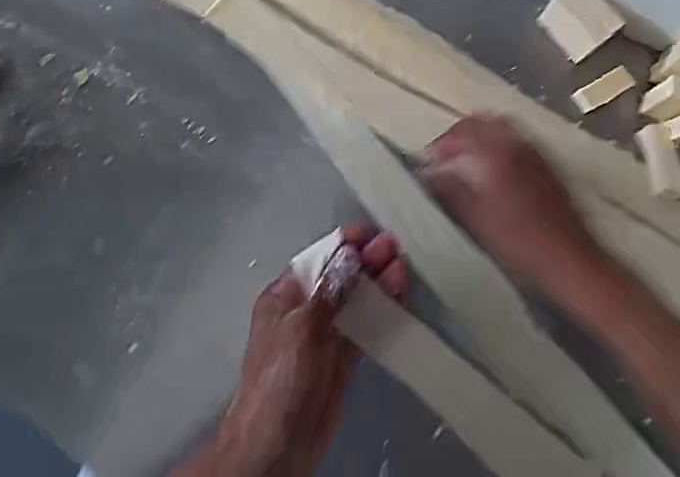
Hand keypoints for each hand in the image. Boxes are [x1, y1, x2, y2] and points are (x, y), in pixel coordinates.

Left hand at [192, 225, 407, 476]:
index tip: (371, 233)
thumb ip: (330, 291)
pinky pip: (366, 324)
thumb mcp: (301, 328)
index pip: (319, 259)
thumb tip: (351, 254)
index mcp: (285, 296)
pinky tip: (399, 295)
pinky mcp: (344, 356)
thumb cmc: (279, 380)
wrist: (277, 446)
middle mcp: (306, 309)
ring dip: (379, 282)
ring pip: (358, 298)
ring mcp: (326, 333)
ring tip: (402, 266)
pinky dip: (383, 309)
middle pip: (342, 276)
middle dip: (367, 260)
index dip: (345, 243)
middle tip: (393, 246)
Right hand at [420, 114, 605, 295]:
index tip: (429, 159)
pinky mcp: (546, 164)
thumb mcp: (477, 220)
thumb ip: (451, 191)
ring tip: (465, 161)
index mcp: (498, 153)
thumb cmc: (522, 243)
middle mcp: (518, 144)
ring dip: (480, 137)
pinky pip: (516, 141)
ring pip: (501, 128)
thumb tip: (431, 175)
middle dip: (460, 134)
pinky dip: (498, 146)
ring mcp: (535, 152)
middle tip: (445, 155)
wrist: (569, 259)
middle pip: (482, 121)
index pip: (462, 130)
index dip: (441, 143)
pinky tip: (492, 171)